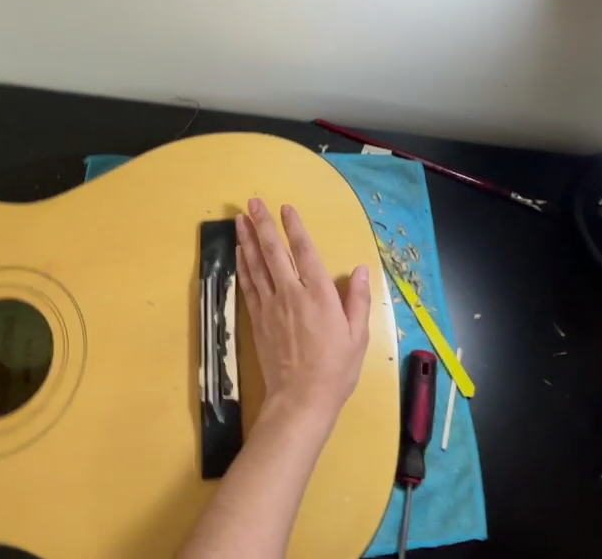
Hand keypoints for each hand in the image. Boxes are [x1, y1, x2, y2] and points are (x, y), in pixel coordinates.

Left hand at [236, 197, 371, 428]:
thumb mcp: (357, 335)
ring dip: (248, 240)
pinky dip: (243, 266)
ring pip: (256, 265)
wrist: (301, 400)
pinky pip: (249, 285)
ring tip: (240, 218)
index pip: (305, 252)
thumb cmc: (335, 369)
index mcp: (319, 294)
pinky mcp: (257, 320)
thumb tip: (361, 270)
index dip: (295, 227)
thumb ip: (358, 300)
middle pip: (274, 252)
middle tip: (253, 202)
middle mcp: (291, 293)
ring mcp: (271, 306)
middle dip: (263, 224)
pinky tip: (240, 253)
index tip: (286, 208)